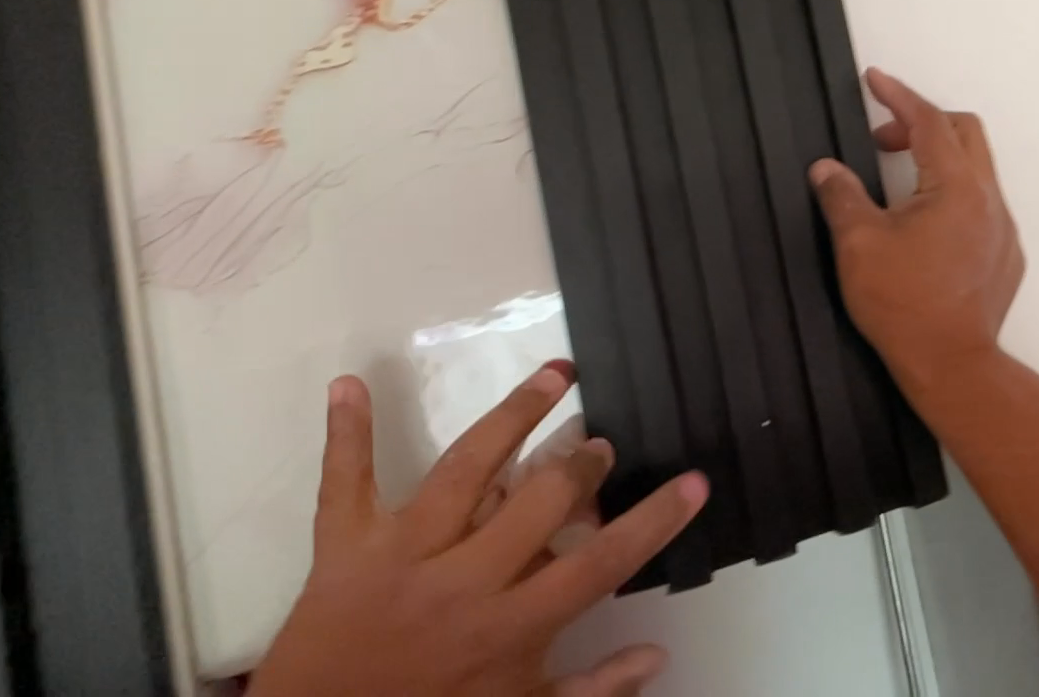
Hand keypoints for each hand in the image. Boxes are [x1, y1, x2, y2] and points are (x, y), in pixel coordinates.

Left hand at [248, 363, 707, 696]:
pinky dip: (347, 436)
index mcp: (509, 627)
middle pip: (537, 502)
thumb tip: (659, 656)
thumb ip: (593, 691)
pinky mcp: (344, 548)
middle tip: (600, 443)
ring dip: (513, 416)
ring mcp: (401, 554)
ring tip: (556, 374)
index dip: (652, 522)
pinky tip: (348, 382)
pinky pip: (344, 485)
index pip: (599, 564)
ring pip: (464, 469)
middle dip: (579, 465)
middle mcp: (462, 580)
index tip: (694, 482)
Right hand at [809, 69, 1024, 392]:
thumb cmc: (904, 304)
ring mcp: (1003, 227)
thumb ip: (841, 196)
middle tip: (882, 138)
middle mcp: (988, 198)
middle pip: (964, 132)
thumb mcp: (859, 244)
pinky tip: (927, 223)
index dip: (898, 95)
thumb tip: (826, 169)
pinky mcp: (1006, 254)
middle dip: (922, 122)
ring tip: (899, 182)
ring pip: (977, 168)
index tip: (875, 80)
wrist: (952, 363)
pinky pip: (983, 203)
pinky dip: (954, 193)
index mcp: (955, 186)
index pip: (929, 121)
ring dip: (939, 159)